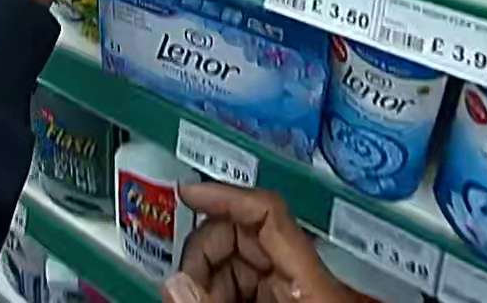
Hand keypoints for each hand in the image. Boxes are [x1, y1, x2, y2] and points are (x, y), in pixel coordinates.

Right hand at [161, 184, 360, 302]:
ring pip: (243, 265)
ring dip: (210, 276)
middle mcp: (307, 286)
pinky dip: (222, 296)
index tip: (188, 194)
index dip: (225, 195)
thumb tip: (174, 283)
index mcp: (313, 286)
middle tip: (182, 282)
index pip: (266, 212)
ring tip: (191, 298)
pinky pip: (248, 292)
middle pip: (247, 236)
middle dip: (207, 249)